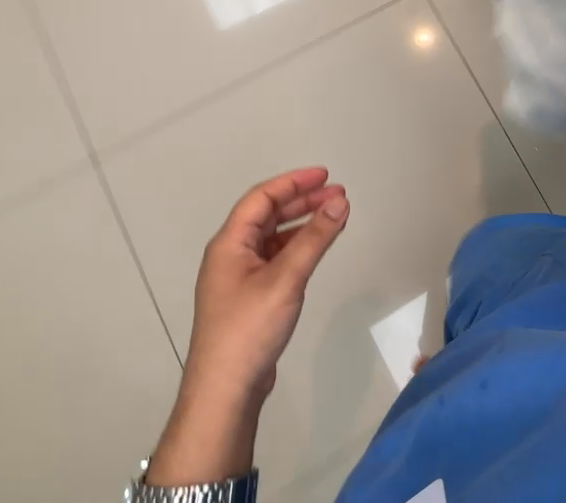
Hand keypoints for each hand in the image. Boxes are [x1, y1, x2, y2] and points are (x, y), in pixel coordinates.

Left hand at [145, 168, 349, 485]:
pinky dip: (298, 246)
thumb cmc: (249, 328)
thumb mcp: (286, 278)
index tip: (326, 176)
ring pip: (273, 237)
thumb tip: (340, 201)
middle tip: (338, 194)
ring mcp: (239, 278)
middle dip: (302, 200)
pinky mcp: (250, 297)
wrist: (225, 389)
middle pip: (267, 215)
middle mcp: (231, 255)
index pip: (262, 198)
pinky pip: (276, 258)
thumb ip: (315, 237)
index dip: (294, 182)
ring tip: (334, 216)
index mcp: (230, 244)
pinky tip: (317, 248)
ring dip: (302, 223)